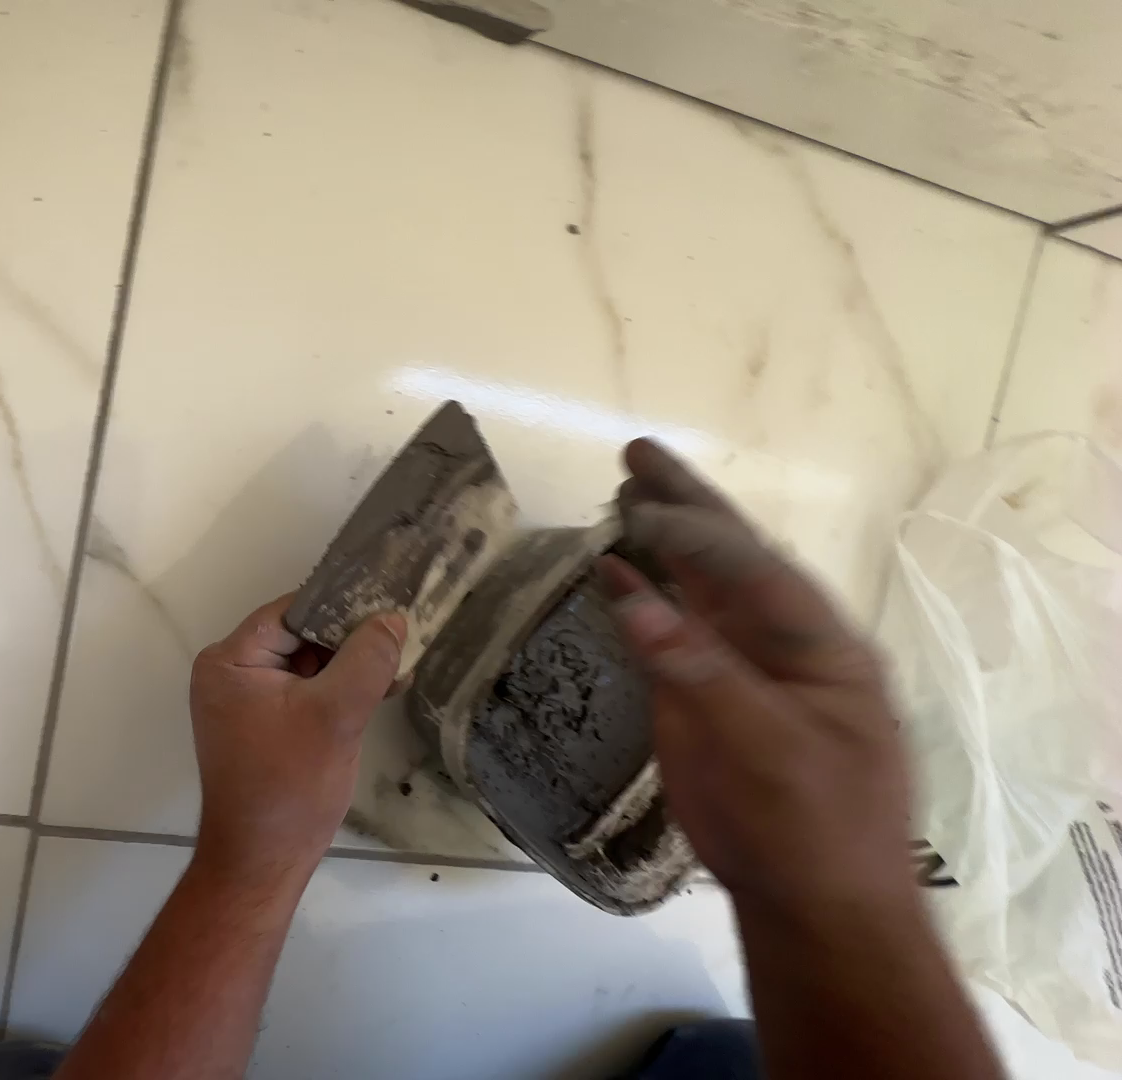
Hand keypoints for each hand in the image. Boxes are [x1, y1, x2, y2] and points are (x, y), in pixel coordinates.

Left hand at [188, 595, 405, 881]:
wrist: (262, 860)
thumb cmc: (291, 785)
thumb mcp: (335, 715)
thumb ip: (365, 660)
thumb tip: (390, 618)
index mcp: (229, 660)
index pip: (289, 612)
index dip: (338, 606)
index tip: (387, 604)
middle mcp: (228, 672)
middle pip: (296, 636)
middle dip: (347, 639)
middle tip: (399, 637)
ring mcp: (242, 700)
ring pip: (303, 664)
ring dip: (346, 666)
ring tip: (396, 666)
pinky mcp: (260, 723)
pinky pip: (301, 691)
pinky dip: (335, 690)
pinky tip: (378, 690)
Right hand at [599, 439, 916, 918]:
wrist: (804, 890)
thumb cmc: (810, 820)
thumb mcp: (768, 746)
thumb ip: (699, 670)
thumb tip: (630, 600)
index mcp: (818, 644)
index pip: (753, 568)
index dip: (695, 533)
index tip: (637, 508)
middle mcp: (775, 639)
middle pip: (725, 556)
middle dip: (683, 502)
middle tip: (636, 453)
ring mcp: (731, 661)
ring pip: (690, 584)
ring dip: (655, 537)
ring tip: (621, 490)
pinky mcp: (692, 687)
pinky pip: (660, 627)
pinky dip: (633, 594)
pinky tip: (608, 568)